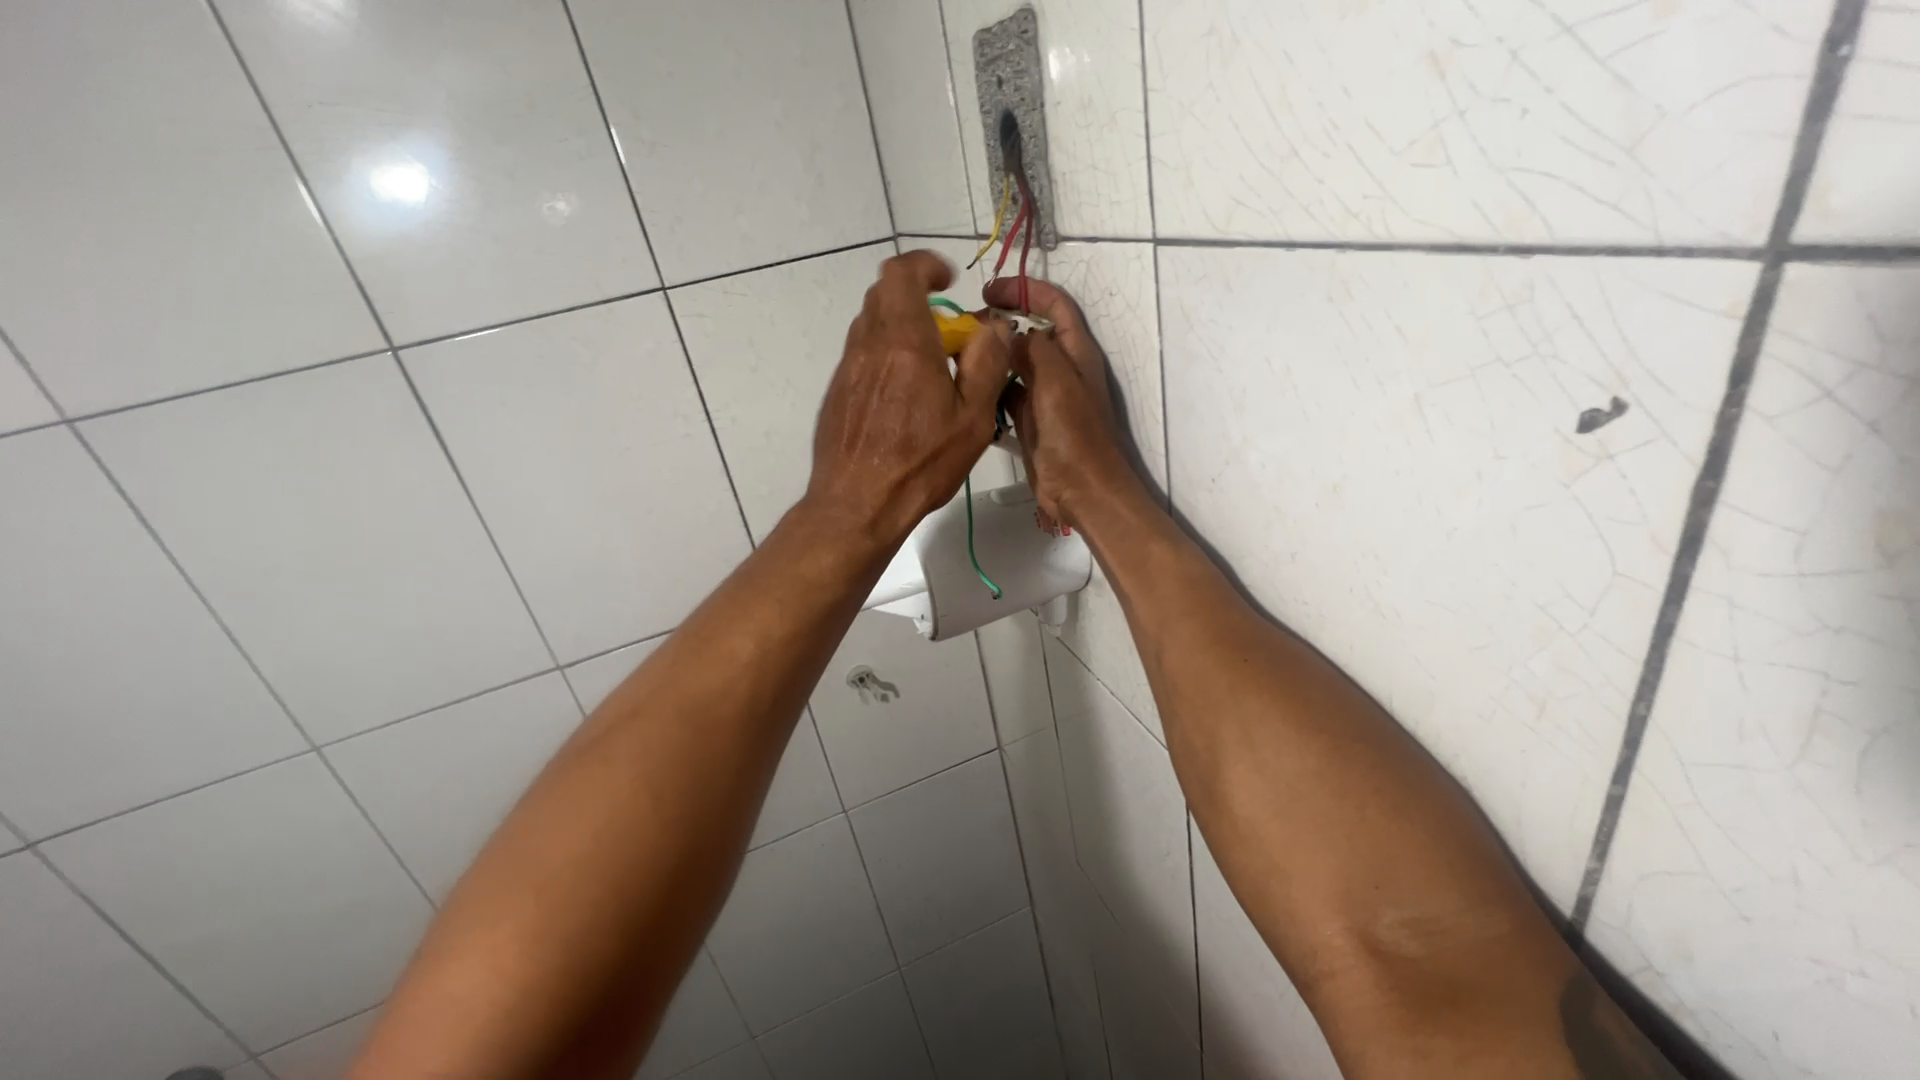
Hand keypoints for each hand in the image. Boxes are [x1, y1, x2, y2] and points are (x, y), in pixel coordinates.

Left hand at [805, 250, 1012, 549]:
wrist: (857, 505)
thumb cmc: (921, 464)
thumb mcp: (972, 419)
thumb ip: (987, 363)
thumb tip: (995, 327)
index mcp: (905, 343)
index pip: (902, 272)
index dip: (925, 265)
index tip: (948, 281)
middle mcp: (869, 346)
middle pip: (884, 294)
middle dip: (917, 298)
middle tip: (946, 331)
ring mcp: (847, 369)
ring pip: (871, 325)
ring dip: (901, 328)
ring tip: (929, 367)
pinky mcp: (837, 393)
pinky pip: (862, 356)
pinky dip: (885, 356)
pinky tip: (904, 398)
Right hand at [982, 277, 1141, 530]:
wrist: (1082, 491)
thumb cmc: (1074, 435)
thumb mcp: (1056, 381)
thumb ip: (1034, 348)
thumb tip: (1010, 332)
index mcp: (1076, 352)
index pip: (1054, 305)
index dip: (1025, 290)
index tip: (988, 291)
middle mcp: (1063, 369)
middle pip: (1031, 332)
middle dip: (1001, 322)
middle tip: (964, 326)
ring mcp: (1046, 396)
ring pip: (1015, 364)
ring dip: (992, 356)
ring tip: (958, 354)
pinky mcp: (1031, 421)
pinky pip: (1007, 395)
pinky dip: (990, 388)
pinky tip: (967, 389)